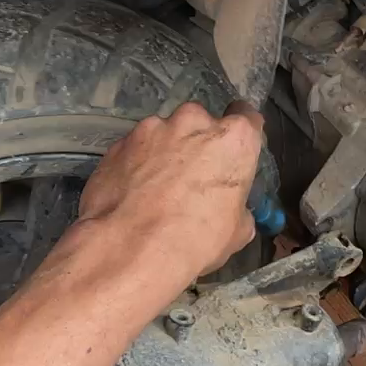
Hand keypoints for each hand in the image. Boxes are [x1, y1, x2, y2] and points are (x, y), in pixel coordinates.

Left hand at [77, 101, 263, 280]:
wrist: (133, 247)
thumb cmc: (198, 238)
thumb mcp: (237, 231)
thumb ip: (237, 207)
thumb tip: (230, 210)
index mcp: (232, 138)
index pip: (246, 118)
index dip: (239, 136)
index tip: (233, 152)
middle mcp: (193, 121)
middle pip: (200, 124)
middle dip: (197, 145)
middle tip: (191, 179)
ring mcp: (151, 129)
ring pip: (163, 135)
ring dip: (164, 154)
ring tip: (156, 190)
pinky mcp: (118, 144)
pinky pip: (134, 151)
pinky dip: (135, 166)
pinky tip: (132, 195)